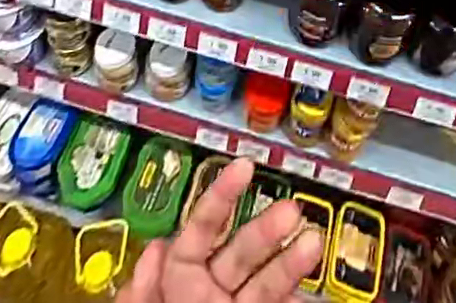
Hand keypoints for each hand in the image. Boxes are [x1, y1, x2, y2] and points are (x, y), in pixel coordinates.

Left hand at [116, 159, 324, 302]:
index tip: (245, 167)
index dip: (220, 197)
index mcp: (177, 290)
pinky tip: (313, 282)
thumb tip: (154, 249)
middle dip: (265, 231)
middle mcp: (209, 300)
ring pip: (266, 285)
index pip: (198, 233)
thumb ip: (141, 299)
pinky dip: (296, 294)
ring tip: (313, 243)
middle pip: (240, 255)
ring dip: (289, 264)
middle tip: (293, 211)